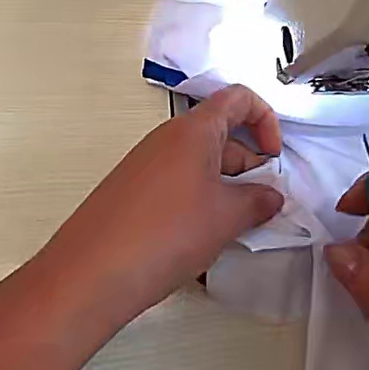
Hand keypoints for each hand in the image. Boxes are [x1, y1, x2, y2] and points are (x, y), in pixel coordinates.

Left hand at [35, 85, 284, 325]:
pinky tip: (205, 240)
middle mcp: (167, 139)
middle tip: (264, 205)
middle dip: (249, 166)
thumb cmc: (161, 233)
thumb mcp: (226, 217)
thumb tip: (269, 196)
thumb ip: (258, 201)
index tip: (274, 156)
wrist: (94, 271)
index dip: (266, 120)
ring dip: (226, 190)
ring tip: (236, 229)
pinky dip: (200, 204)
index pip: (238, 99)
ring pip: (200, 165)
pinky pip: (179, 186)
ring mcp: (147, 164)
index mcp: (192, 130)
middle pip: (221, 135)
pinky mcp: (135, 191)